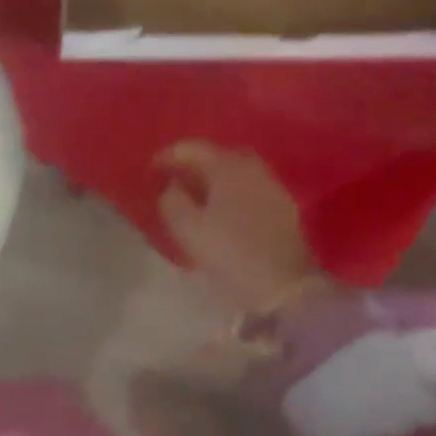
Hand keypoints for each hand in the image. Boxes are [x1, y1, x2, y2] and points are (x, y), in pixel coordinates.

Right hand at [158, 141, 322, 310]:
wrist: (282, 286)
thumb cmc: (227, 252)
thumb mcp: (186, 228)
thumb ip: (172, 200)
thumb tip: (173, 186)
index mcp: (229, 170)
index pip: (196, 149)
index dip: (170, 155)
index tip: (151, 168)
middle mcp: (255, 171)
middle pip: (222, 155)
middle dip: (197, 162)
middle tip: (175, 177)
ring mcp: (273, 189)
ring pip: (240, 172)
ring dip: (216, 177)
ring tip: (196, 193)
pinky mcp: (284, 209)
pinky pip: (252, 188)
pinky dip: (232, 190)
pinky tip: (221, 207)